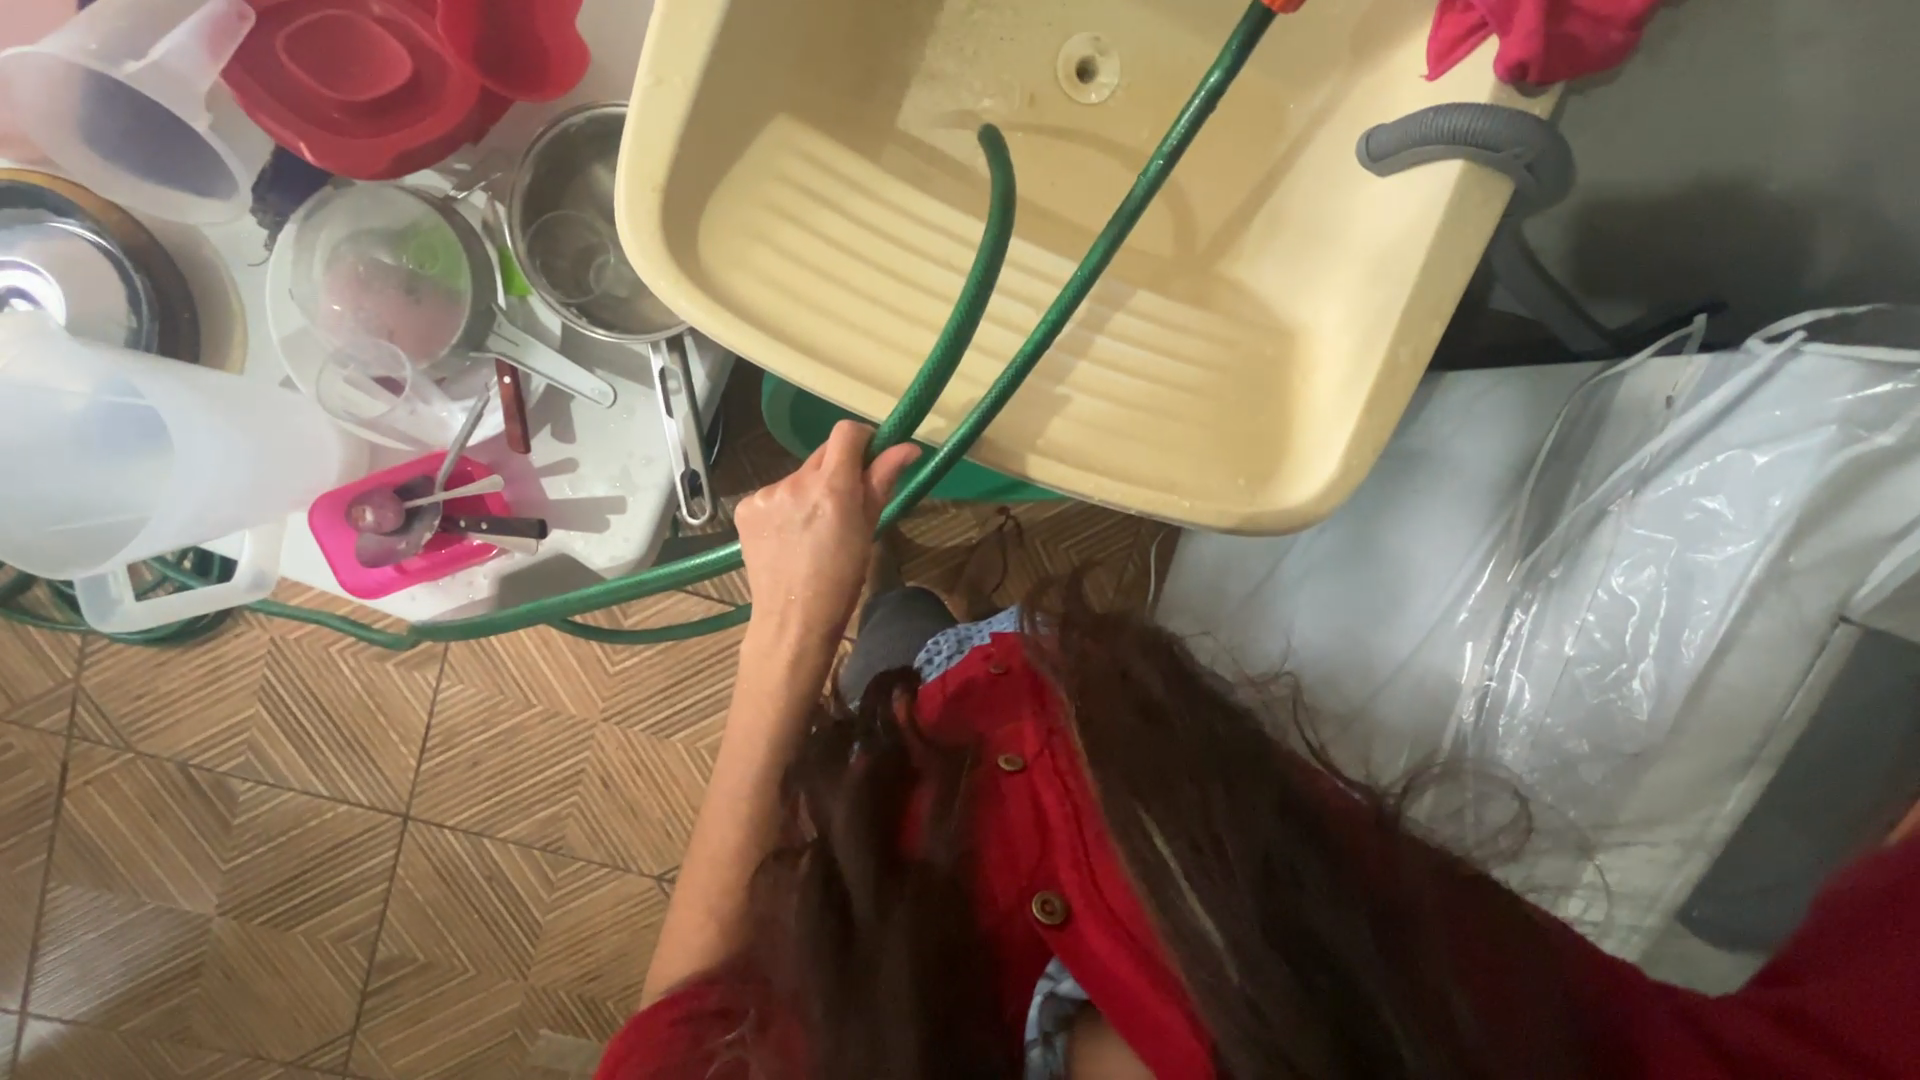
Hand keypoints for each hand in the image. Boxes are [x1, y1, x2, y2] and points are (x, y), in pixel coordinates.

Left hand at [737, 421, 919, 648]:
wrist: (793, 618)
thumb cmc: (841, 579)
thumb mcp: (868, 529)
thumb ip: (882, 481)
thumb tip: (908, 446)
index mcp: (831, 487)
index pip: (846, 433)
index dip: (862, 440)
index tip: (868, 461)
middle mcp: (795, 482)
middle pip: (822, 454)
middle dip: (836, 471)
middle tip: (843, 506)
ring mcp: (766, 494)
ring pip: (798, 477)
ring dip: (809, 491)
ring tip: (812, 531)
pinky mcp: (745, 507)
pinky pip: (774, 495)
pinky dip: (784, 508)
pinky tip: (788, 537)